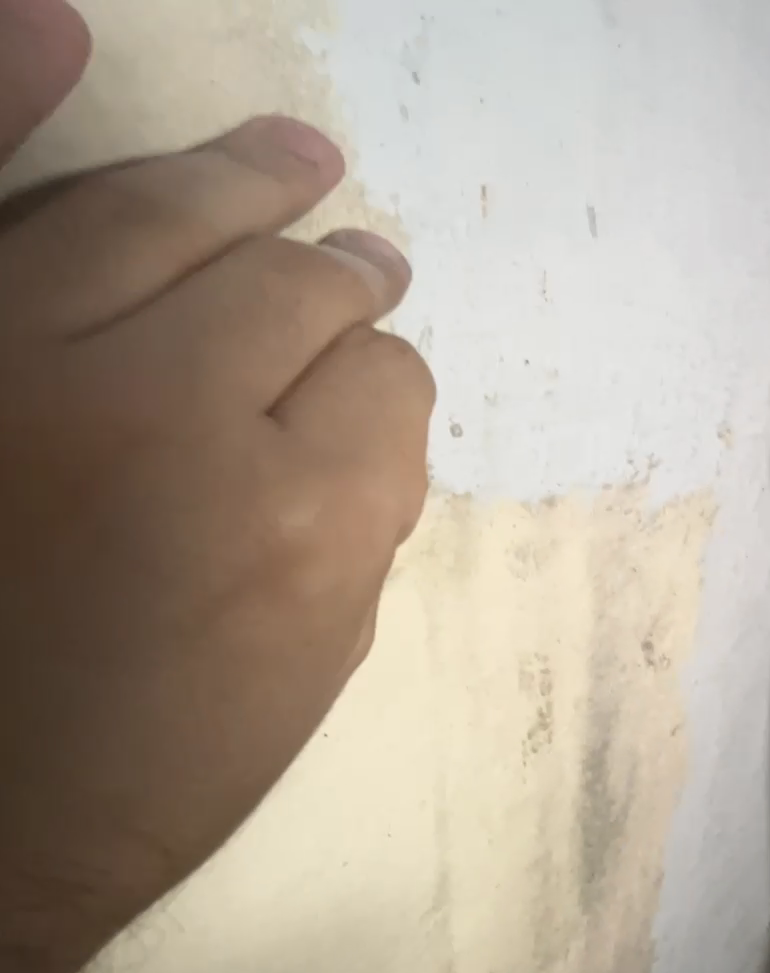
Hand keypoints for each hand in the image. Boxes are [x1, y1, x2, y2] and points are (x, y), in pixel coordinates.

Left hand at [0, 0, 433, 972]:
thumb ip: (361, 516)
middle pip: (296, 292)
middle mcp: (168, 415)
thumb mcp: (321, 649)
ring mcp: (13, 367)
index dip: (387, 381)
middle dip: (344, 275)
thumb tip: (367, 423)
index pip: (388, 380)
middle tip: (369, 255)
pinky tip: (51, 25)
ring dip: (241, 183)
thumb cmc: (153, 758)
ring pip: (154, 222)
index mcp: (304, 513)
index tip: (376, 393)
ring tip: (293, 156)